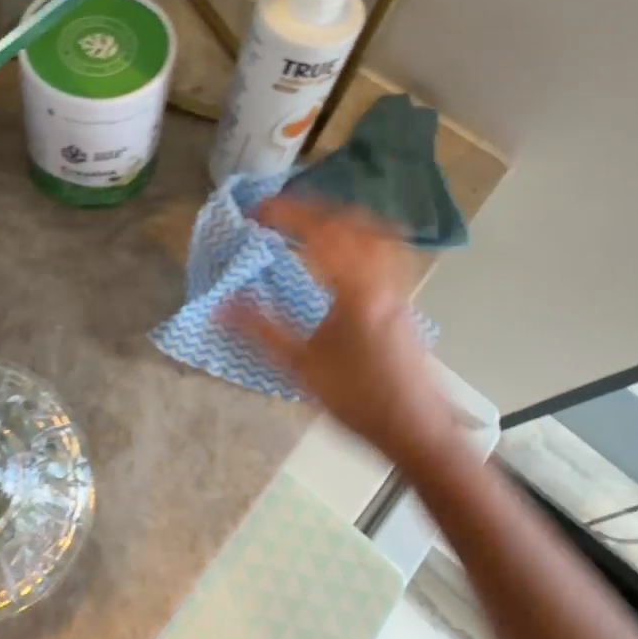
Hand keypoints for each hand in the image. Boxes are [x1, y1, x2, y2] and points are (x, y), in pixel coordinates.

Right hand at [224, 194, 469, 472]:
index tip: (257, 210)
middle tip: (280, 209)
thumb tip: (220, 304)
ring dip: (340, 218)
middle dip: (312, 208)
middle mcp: (380, 278)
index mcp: (354, 288)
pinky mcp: (404, 301)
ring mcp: (397, 288)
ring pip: (374, 233)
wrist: (417, 430)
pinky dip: (364, 236)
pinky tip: (350, 249)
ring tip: (313, 219)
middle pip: (349, 222)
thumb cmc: (357, 398)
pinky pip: (386, 250)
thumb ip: (260, 329)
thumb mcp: (300, 366)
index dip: (285, 214)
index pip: (317, 232)